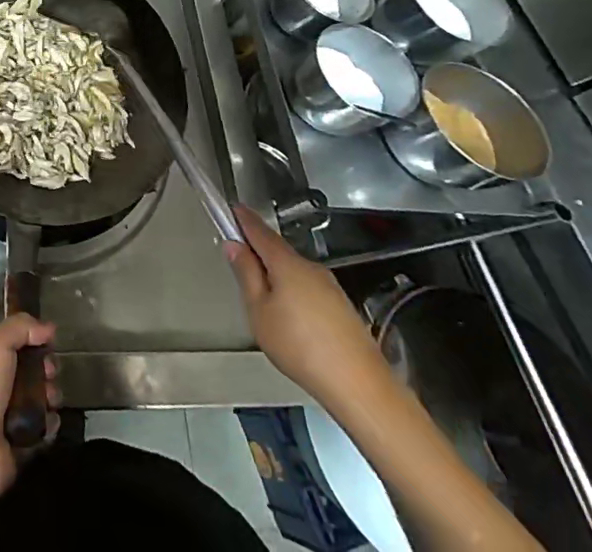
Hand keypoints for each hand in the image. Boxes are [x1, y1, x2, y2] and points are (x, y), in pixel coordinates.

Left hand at [0, 314, 59, 505]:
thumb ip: (20, 328)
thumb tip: (48, 326)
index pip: (18, 343)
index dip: (35, 340)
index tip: (48, 342)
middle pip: (35, 369)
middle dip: (48, 369)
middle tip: (48, 374)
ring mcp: (10, 414)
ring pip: (44, 397)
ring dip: (51, 396)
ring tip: (47, 401)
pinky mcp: (22, 442)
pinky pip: (46, 427)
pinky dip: (49, 425)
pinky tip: (43, 425)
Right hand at [223, 204, 388, 408]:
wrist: (358, 384)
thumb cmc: (299, 345)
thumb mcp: (259, 311)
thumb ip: (246, 275)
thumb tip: (235, 245)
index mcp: (288, 264)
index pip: (261, 232)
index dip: (245, 220)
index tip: (233, 208)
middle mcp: (312, 268)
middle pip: (279, 251)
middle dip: (259, 251)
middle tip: (238, 259)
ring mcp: (330, 287)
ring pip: (294, 271)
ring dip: (276, 273)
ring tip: (260, 296)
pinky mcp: (341, 306)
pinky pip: (308, 287)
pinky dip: (292, 289)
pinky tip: (288, 314)